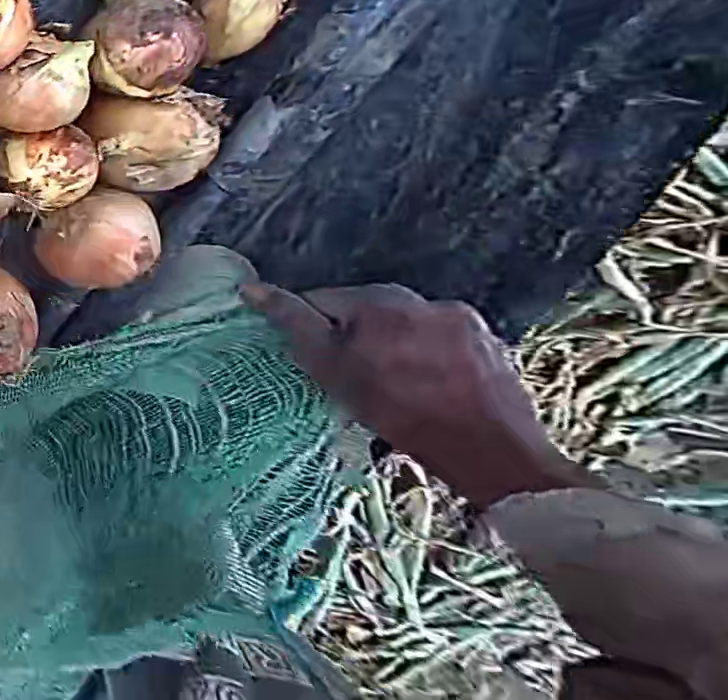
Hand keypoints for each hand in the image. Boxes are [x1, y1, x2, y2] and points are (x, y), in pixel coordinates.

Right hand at [243, 282, 596, 506]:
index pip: (320, 301)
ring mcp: (463, 319)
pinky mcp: (491, 343)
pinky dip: (428, 355)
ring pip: (402, 325)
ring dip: (391, 344)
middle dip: (354, 336)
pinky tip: (429, 385)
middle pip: (364, 310)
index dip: (313, 331)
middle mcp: (422, 298)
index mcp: (377, 297)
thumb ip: (291, 320)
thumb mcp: (327, 365)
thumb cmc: (397, 409)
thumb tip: (252, 288)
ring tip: (396, 383)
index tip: (323, 362)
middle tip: (356, 376)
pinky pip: (439, 339)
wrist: (493, 457)